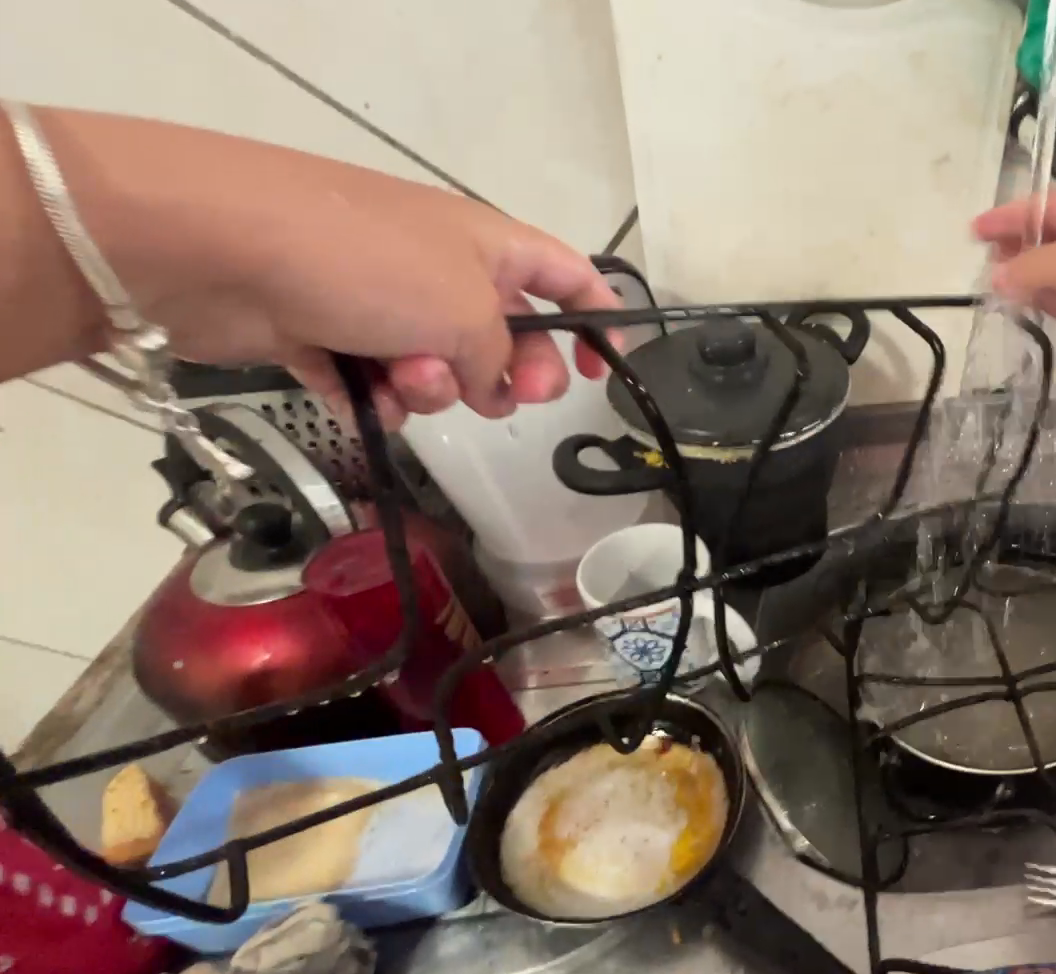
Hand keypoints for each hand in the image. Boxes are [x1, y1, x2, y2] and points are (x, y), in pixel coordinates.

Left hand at [39, 109, 622, 426]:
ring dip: (438, 387)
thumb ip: (506, 358)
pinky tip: (368, 397)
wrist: (204, 243)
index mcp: (490, 245)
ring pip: (446, 367)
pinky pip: (384, 381)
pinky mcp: (332, 333)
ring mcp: (384, 301)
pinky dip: (383, 396)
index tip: (602, 372)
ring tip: (408, 380)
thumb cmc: (366, 264)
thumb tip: (489, 386)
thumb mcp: (471, 311)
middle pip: (511, 335)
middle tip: (506, 399)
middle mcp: (444, 269)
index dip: (600, 321)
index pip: (571, 278)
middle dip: (513, 374)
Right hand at [972, 187, 1055, 402]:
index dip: (1009, 216)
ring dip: (1025, 279)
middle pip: (1048, 238)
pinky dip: (1041, 303)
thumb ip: (1030, 267)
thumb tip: (995, 278)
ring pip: (1053, 273)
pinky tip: (1018, 306)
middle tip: (982, 262)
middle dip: (1015, 247)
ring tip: (992, 287)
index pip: (1045, 205)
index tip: (974, 231)